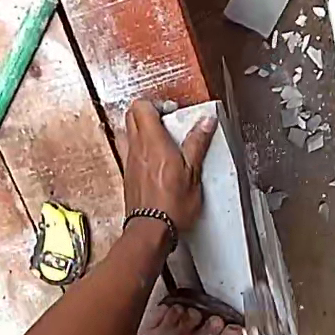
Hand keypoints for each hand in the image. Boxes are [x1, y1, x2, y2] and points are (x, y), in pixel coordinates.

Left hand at [121, 99, 215, 232]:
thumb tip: (206, 122)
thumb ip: (198, 143)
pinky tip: (157, 160)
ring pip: (128, 132)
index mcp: (153, 143)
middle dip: (149, 112)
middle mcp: (136, 149)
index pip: (141, 107)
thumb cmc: (172, 206)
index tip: (174, 112)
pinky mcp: (128, 174)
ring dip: (143, 129)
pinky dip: (141, 147)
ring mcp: (130, 161)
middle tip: (169, 122)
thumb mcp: (193, 172)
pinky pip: (130, 150)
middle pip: (131, 115)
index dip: (157, 104)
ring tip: (163, 140)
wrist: (151, 230)